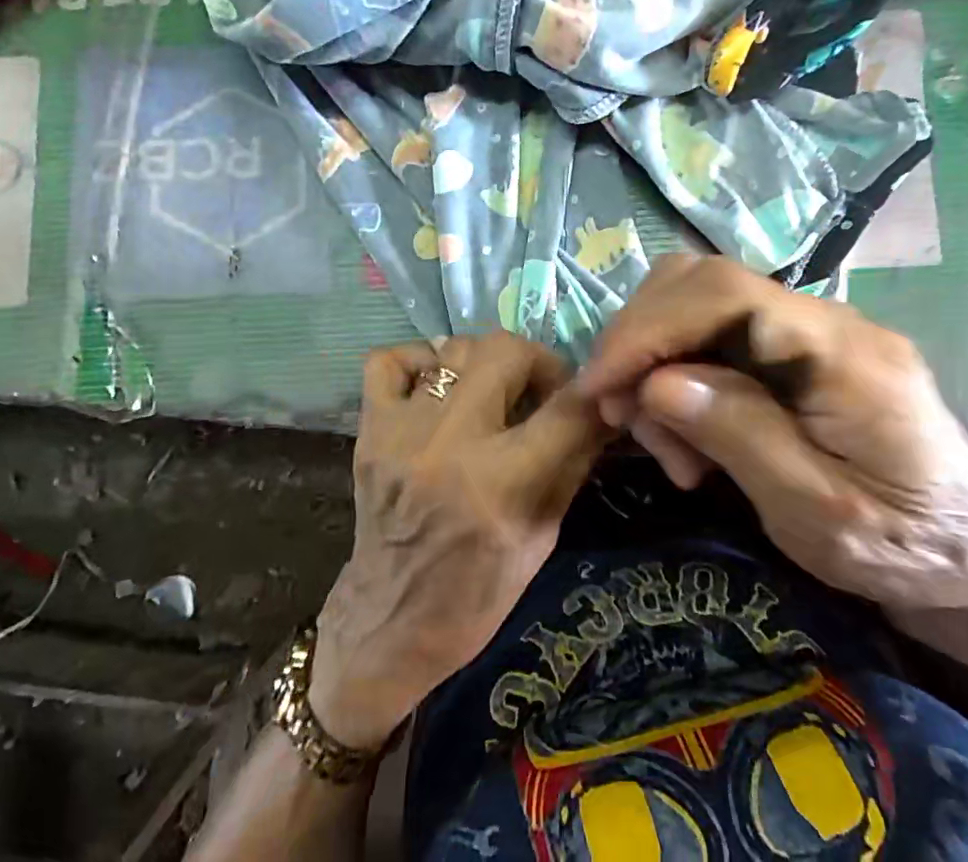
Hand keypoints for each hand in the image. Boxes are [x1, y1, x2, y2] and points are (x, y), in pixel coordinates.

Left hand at [310, 333, 610, 749]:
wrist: (393, 618)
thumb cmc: (478, 592)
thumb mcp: (541, 536)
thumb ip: (570, 464)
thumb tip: (599, 410)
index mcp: (501, 483)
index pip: (567, 408)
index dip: (592, 393)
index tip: (594, 396)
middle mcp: (450, 443)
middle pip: (505, 351)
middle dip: (538, 362)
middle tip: (539, 390)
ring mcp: (401, 431)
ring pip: (453, 347)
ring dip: (484, 363)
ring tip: (490, 392)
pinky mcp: (369, 430)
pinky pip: (387, 360)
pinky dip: (417, 362)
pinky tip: (434, 388)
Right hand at [576, 255, 967, 622]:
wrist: (961, 563)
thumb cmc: (899, 550)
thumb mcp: (817, 514)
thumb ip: (742, 436)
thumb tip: (657, 382)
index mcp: (846, 355)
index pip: (724, 296)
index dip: (646, 331)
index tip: (598, 389)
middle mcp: (827, 323)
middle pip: (701, 283)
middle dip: (641, 344)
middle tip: (621, 418)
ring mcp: (810, 333)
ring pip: (695, 305)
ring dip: (654, 364)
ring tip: (667, 447)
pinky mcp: (793, 353)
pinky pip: (711, 339)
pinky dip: (675, 378)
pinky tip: (687, 437)